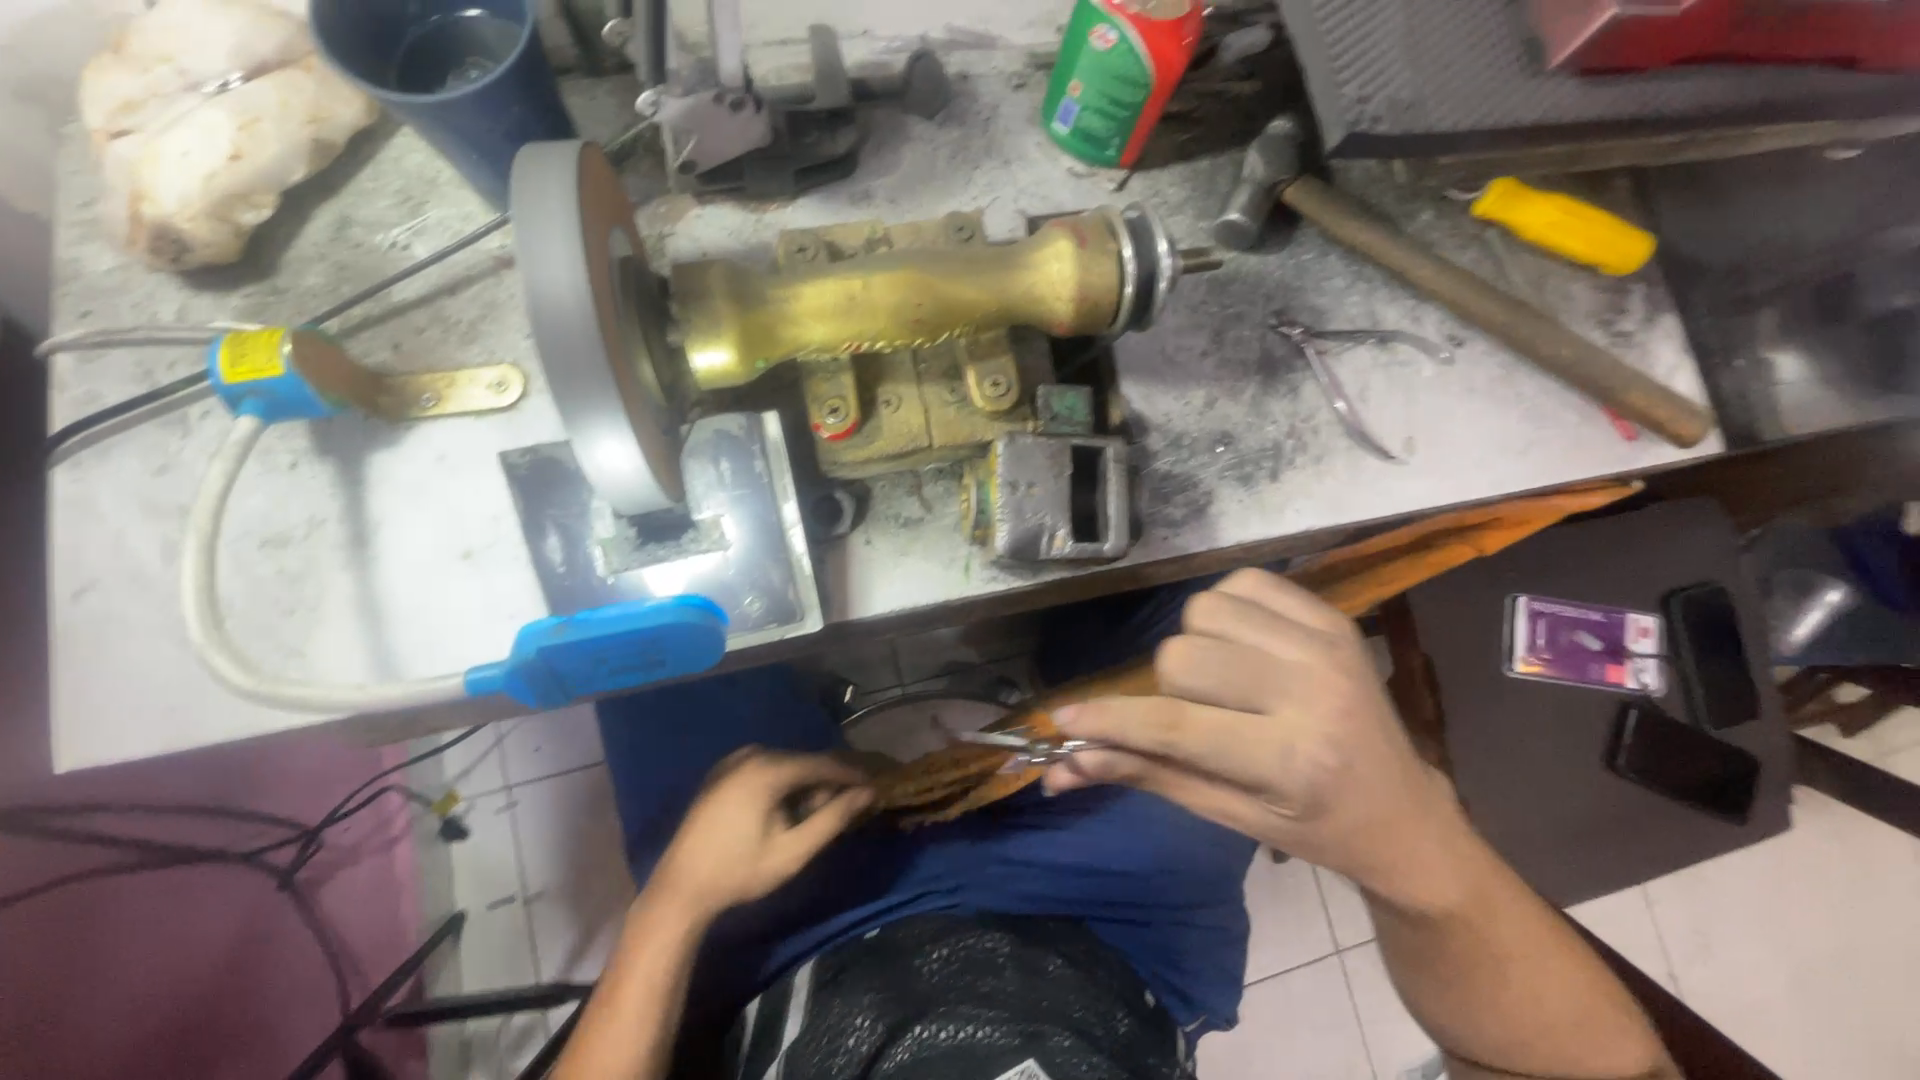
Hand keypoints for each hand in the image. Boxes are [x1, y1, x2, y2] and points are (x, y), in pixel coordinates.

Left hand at [649, 748, 872, 920]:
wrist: (680, 887)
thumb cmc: (740, 872)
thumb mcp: (793, 851)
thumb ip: (833, 819)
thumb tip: (869, 793)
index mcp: (768, 769)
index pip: (825, 763)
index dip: (855, 774)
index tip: (879, 786)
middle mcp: (752, 754)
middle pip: (806, 762)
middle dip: (830, 782)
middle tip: (849, 807)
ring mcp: (734, 760)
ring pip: (788, 765)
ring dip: (808, 784)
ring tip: (820, 813)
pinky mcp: (724, 772)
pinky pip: (768, 769)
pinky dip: (786, 783)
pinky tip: (790, 810)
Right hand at [1044, 569, 1476, 911]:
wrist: (1405, 810)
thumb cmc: (1311, 827)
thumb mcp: (1228, 816)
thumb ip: (1148, 775)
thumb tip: (1067, 763)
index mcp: (1288, 760)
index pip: (1176, 727)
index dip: (1112, 720)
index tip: (1064, 719)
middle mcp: (1311, 693)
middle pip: (1184, 655)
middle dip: (1171, 686)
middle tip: (1203, 715)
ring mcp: (1327, 646)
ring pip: (1206, 610)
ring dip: (1198, 644)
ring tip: (1227, 679)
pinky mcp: (1334, 618)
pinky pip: (1243, 581)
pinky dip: (1228, 609)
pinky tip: (1246, 646)